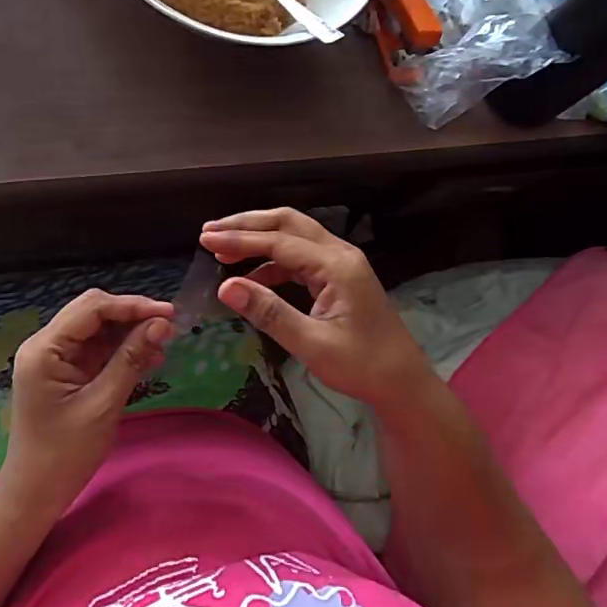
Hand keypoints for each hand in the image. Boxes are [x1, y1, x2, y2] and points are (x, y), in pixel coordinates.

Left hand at [0, 290, 173, 511]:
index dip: (132, 306)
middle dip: (132, 316)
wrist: (36, 493)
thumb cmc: (65, 453)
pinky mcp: (65, 372)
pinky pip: (96, 350)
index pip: (92, 308)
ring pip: (98, 330)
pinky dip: (121, 351)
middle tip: (169, 328)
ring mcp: (54, 358)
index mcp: (44, 348)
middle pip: (93, 313)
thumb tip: (161, 325)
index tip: (169, 313)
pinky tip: (148, 359)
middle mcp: (45, 344)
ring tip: (163, 345)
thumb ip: (130, 360)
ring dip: (130, 333)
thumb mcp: (103, 404)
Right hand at [200, 209, 433, 406]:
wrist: (402, 383)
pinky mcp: (339, 276)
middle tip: (210, 231)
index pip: (278, 241)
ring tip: (222, 251)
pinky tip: (251, 277)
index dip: (239, 239)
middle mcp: (339, 254)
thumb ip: (268, 312)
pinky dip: (272, 260)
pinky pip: (300, 256)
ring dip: (258, 239)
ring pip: (293, 235)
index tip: (204, 239)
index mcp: (336, 266)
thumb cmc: (361, 365)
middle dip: (247, 225)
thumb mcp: (311, 343)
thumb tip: (226, 287)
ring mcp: (341, 263)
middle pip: (287, 222)